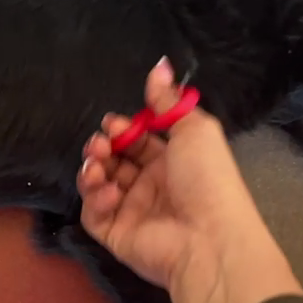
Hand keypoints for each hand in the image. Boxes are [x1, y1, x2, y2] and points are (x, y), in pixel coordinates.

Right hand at [76, 59, 302, 302]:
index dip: (123, 128)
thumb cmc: (206, 179)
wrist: (209, 238)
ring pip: (99, 183)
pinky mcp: (116, 235)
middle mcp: (151, 185)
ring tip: (97, 164)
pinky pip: (94, 213)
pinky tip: (110, 193)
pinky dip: (95, 199)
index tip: (114, 123)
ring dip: (93, 168)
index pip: (137, 140)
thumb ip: (169, 100)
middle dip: (103, 146)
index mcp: (173, 161)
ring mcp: (132, 211)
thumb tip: (160, 64)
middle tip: (102, 143)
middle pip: (115, 159)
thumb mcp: (194, 129)